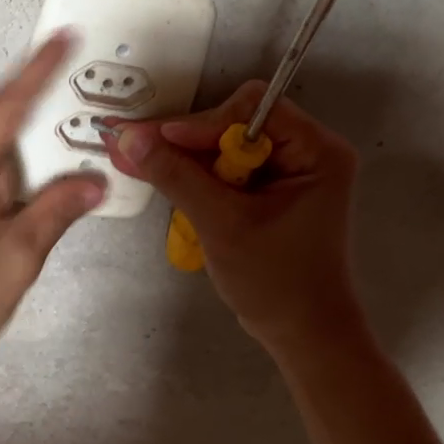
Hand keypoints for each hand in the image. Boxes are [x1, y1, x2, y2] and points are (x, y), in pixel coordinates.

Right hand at [105, 80, 364, 349]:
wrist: (302, 335)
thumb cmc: (275, 281)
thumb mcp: (221, 224)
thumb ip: (176, 176)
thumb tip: (127, 138)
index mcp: (316, 150)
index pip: (253, 108)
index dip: (203, 121)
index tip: (159, 141)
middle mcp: (306, 151)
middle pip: (234, 122)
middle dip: (185, 139)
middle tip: (134, 149)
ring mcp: (287, 172)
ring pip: (222, 145)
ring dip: (182, 157)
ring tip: (136, 161)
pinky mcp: (268, 191)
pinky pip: (224, 168)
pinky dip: (192, 174)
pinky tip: (157, 175)